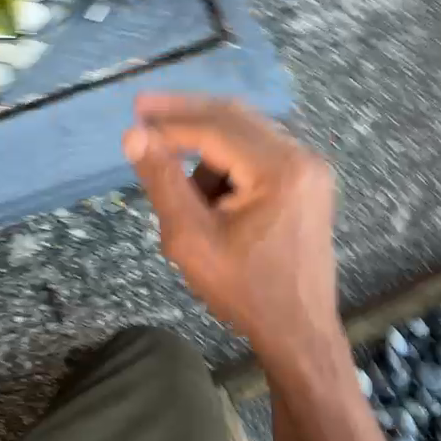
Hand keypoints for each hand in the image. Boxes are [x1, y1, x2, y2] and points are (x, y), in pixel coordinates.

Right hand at [124, 94, 339, 358]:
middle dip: (184, 114)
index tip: (132, 119)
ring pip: (242, 134)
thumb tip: (133, 136)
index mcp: (280, 170)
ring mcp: (308, 169)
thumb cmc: (244, 291)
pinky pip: (256, 153)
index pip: (214, 128)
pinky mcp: (305, 182)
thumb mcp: (191, 238)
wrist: (298, 332)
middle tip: (140, 108)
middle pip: (232, 117)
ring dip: (204, 150)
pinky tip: (208, 201)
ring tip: (183, 198)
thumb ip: (162, 181)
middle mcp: (301, 157)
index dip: (169, 122)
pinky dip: (223, 164)